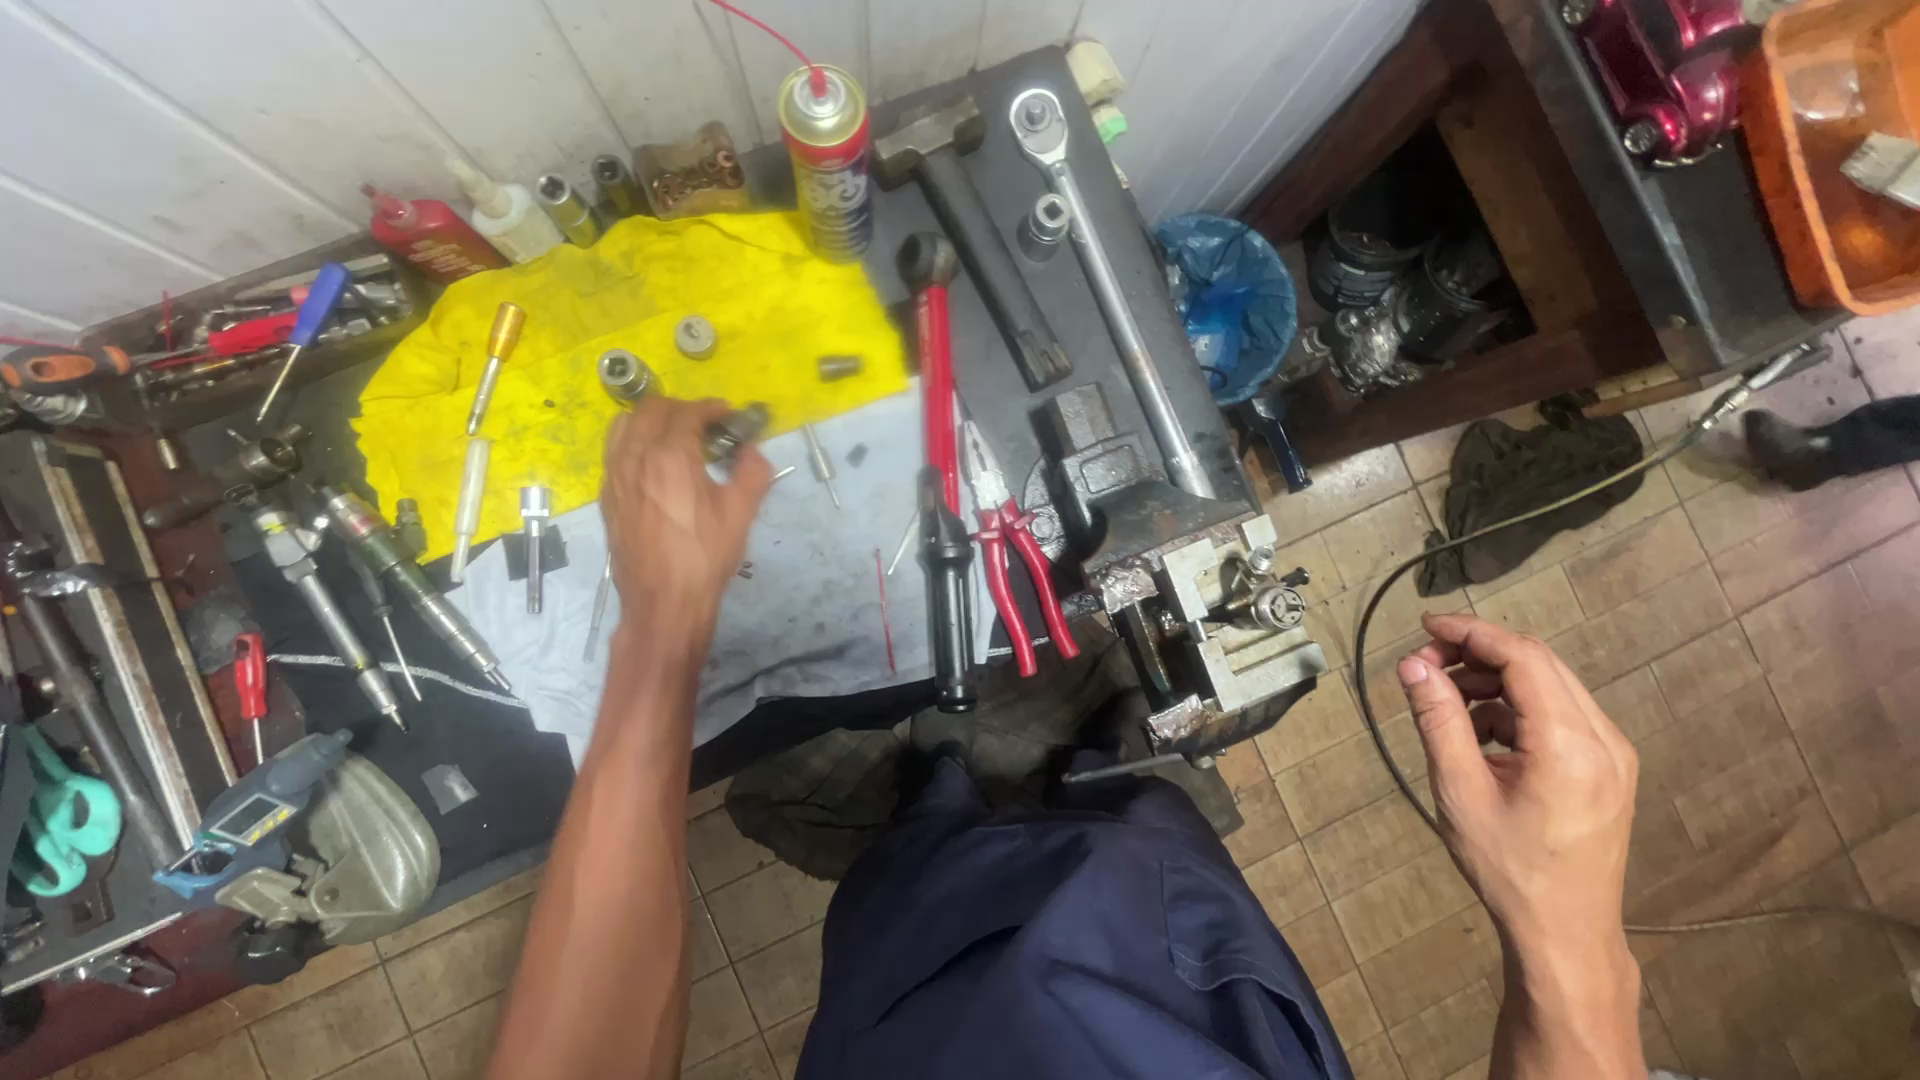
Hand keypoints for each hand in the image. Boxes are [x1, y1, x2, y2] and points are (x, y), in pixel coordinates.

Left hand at [601, 396, 771, 641]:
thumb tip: (752, 451)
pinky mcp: (607, 497)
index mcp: (670, 456)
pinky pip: (615, 453)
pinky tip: (654, 466)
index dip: (710, 408)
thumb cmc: (705, 556)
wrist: (663, 600)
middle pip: (650, 409)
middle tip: (704, 423)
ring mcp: (615, 477)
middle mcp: (635, 457)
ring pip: (623, 426)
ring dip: (650, 421)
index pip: (688, 413)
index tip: (727, 414)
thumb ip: (752, 472)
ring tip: (674, 437)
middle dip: (680, 408)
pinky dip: (634, 444)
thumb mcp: (741, 513)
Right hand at [1396, 613, 1637, 973]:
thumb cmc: (1506, 865)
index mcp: (1571, 745)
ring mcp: (1612, 752)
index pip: (1524, 658)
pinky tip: (1477, 733)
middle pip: (1539, 663)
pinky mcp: (1606, 766)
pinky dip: (1511, 706)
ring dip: (1492, 679)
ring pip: (1548, 684)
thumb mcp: (1459, 790)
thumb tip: (1411, 664)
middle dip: (1477, 652)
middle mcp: (1604, 738)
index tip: (1424, 627)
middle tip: (1423, 666)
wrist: (1565, 931)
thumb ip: (1438, 720)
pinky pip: (1556, 711)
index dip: (1472, 632)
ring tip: (1443, 701)